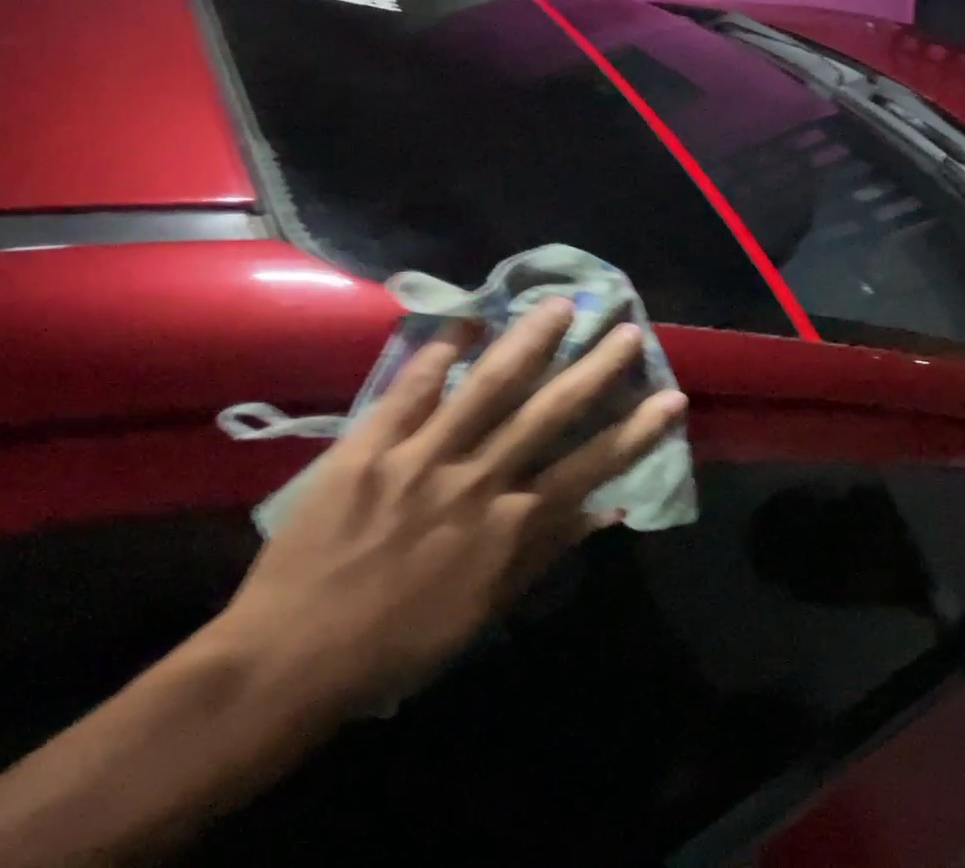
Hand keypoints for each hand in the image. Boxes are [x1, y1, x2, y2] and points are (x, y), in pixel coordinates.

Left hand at [205, 298, 687, 713]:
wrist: (292, 658)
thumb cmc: (402, 641)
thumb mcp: (489, 606)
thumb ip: (546, 550)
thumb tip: (604, 511)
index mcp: (511, 524)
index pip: (591, 465)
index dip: (637, 430)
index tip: (672, 397)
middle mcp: (477, 480)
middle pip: (547, 413)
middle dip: (593, 370)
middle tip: (625, 330)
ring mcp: (419, 459)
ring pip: (484, 389)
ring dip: (526, 344)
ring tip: (557, 307)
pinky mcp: (364, 450)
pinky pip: (405, 394)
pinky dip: (433, 357)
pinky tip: (461, 323)